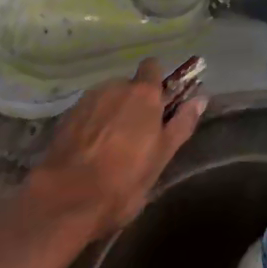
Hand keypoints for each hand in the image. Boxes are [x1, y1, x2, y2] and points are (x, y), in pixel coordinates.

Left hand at [22, 59, 205, 240]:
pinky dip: (92, 124)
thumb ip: (181, 124)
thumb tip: (201, 98)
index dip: (157, 82)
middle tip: (137, 134)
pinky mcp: (65, 116)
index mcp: (143, 93)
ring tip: (111, 146)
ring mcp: (87, 100)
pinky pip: (87, 112)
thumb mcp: (161, 157)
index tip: (160, 104)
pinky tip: (90, 150)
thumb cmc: (123, 180)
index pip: (152, 67)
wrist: (65, 200)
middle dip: (134, 103)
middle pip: (129, 85)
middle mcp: (115, 87)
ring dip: (112, 113)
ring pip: (107, 99)